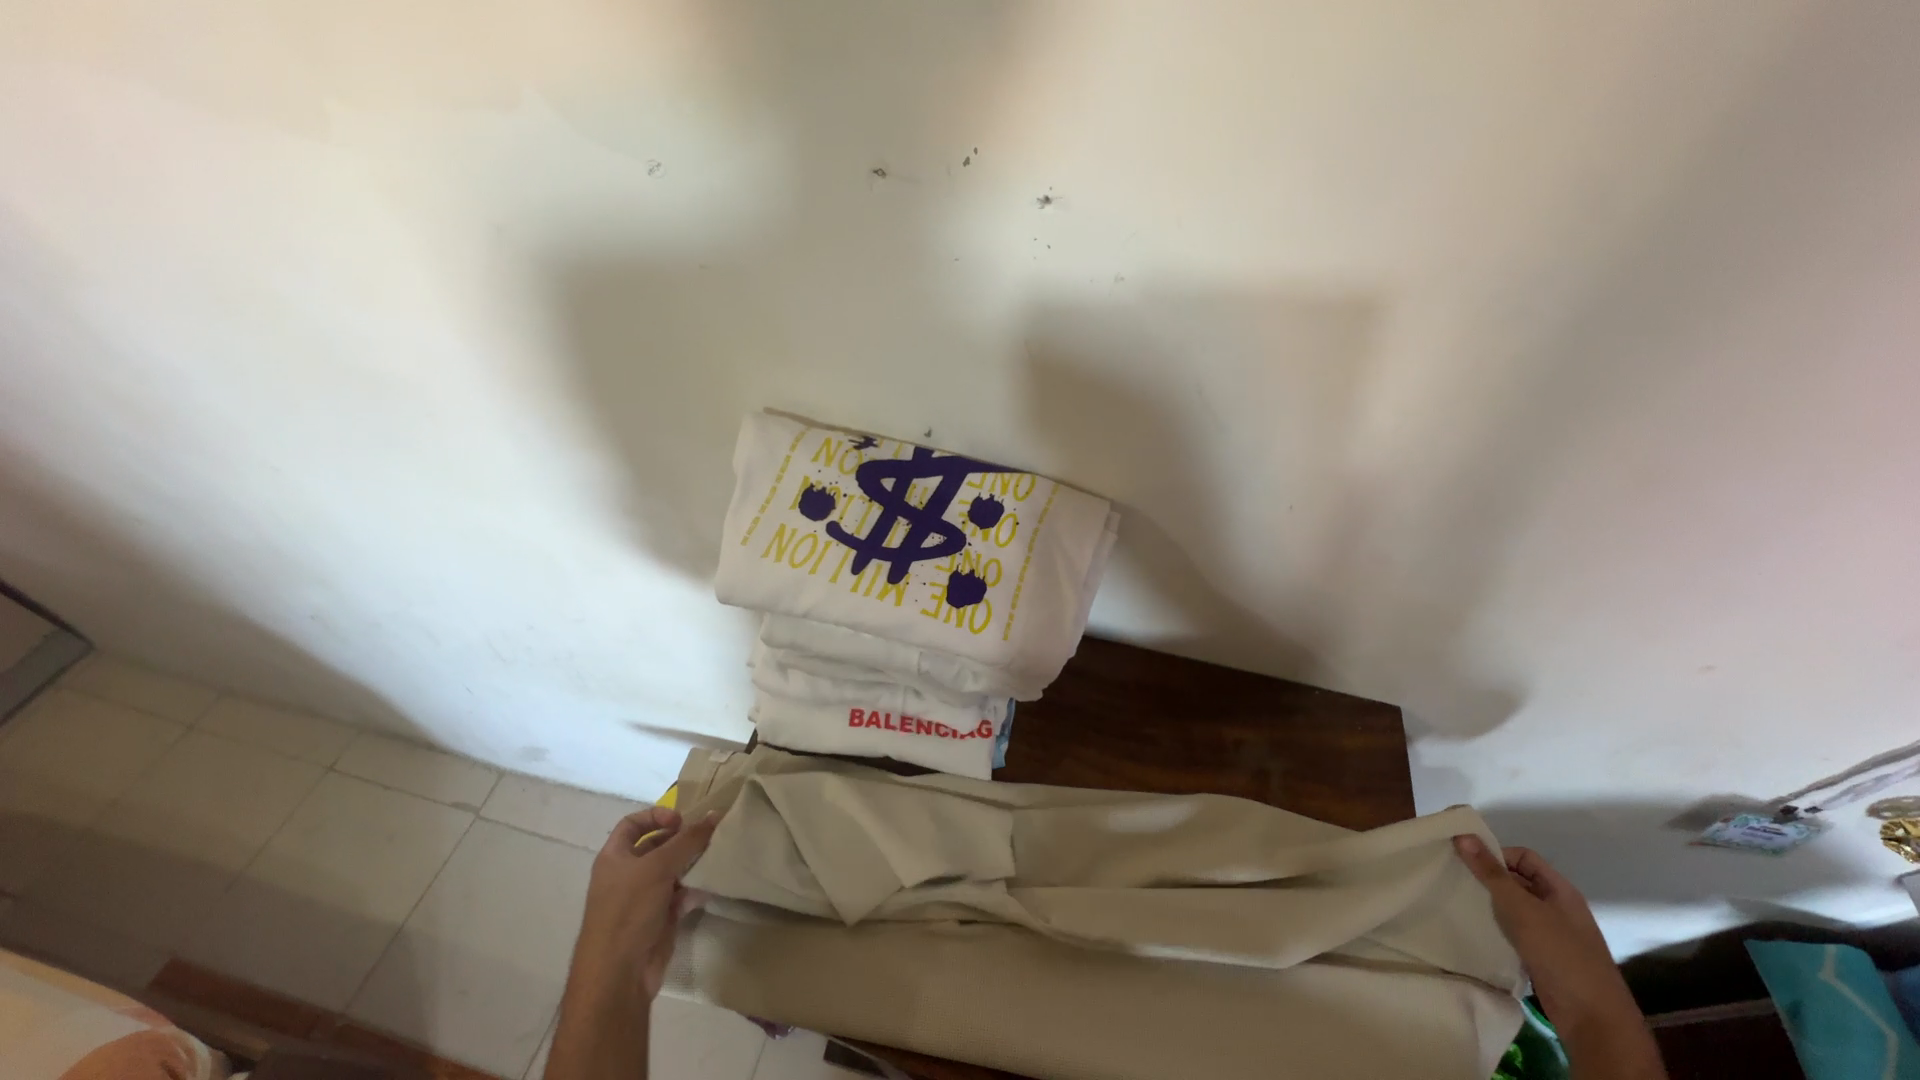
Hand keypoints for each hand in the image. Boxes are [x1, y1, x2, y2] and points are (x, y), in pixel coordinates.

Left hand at [573, 807, 720, 1001]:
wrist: (619, 973)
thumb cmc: (629, 910)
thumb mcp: (658, 867)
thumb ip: (688, 840)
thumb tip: (714, 815)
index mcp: (614, 857)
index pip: (633, 824)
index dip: (656, 816)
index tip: (681, 821)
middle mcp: (627, 874)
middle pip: (657, 847)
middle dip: (682, 842)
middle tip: (707, 839)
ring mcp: (643, 898)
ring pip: (672, 871)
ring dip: (691, 865)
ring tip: (712, 860)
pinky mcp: (659, 918)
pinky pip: (680, 896)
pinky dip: (693, 891)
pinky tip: (706, 889)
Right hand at [1454, 837, 1666, 1079]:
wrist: (1591, 1015)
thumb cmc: (1560, 953)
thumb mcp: (1522, 908)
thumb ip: (1492, 873)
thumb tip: (1463, 836)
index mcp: (1560, 890)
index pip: (1523, 857)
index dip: (1496, 854)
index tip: (1464, 861)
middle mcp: (1557, 907)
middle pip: (1518, 881)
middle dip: (1488, 878)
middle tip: (1452, 878)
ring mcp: (1551, 933)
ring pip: (1514, 907)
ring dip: (1489, 904)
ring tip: (1458, 901)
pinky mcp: (1542, 955)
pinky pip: (1514, 930)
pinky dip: (1495, 927)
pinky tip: (1474, 929)